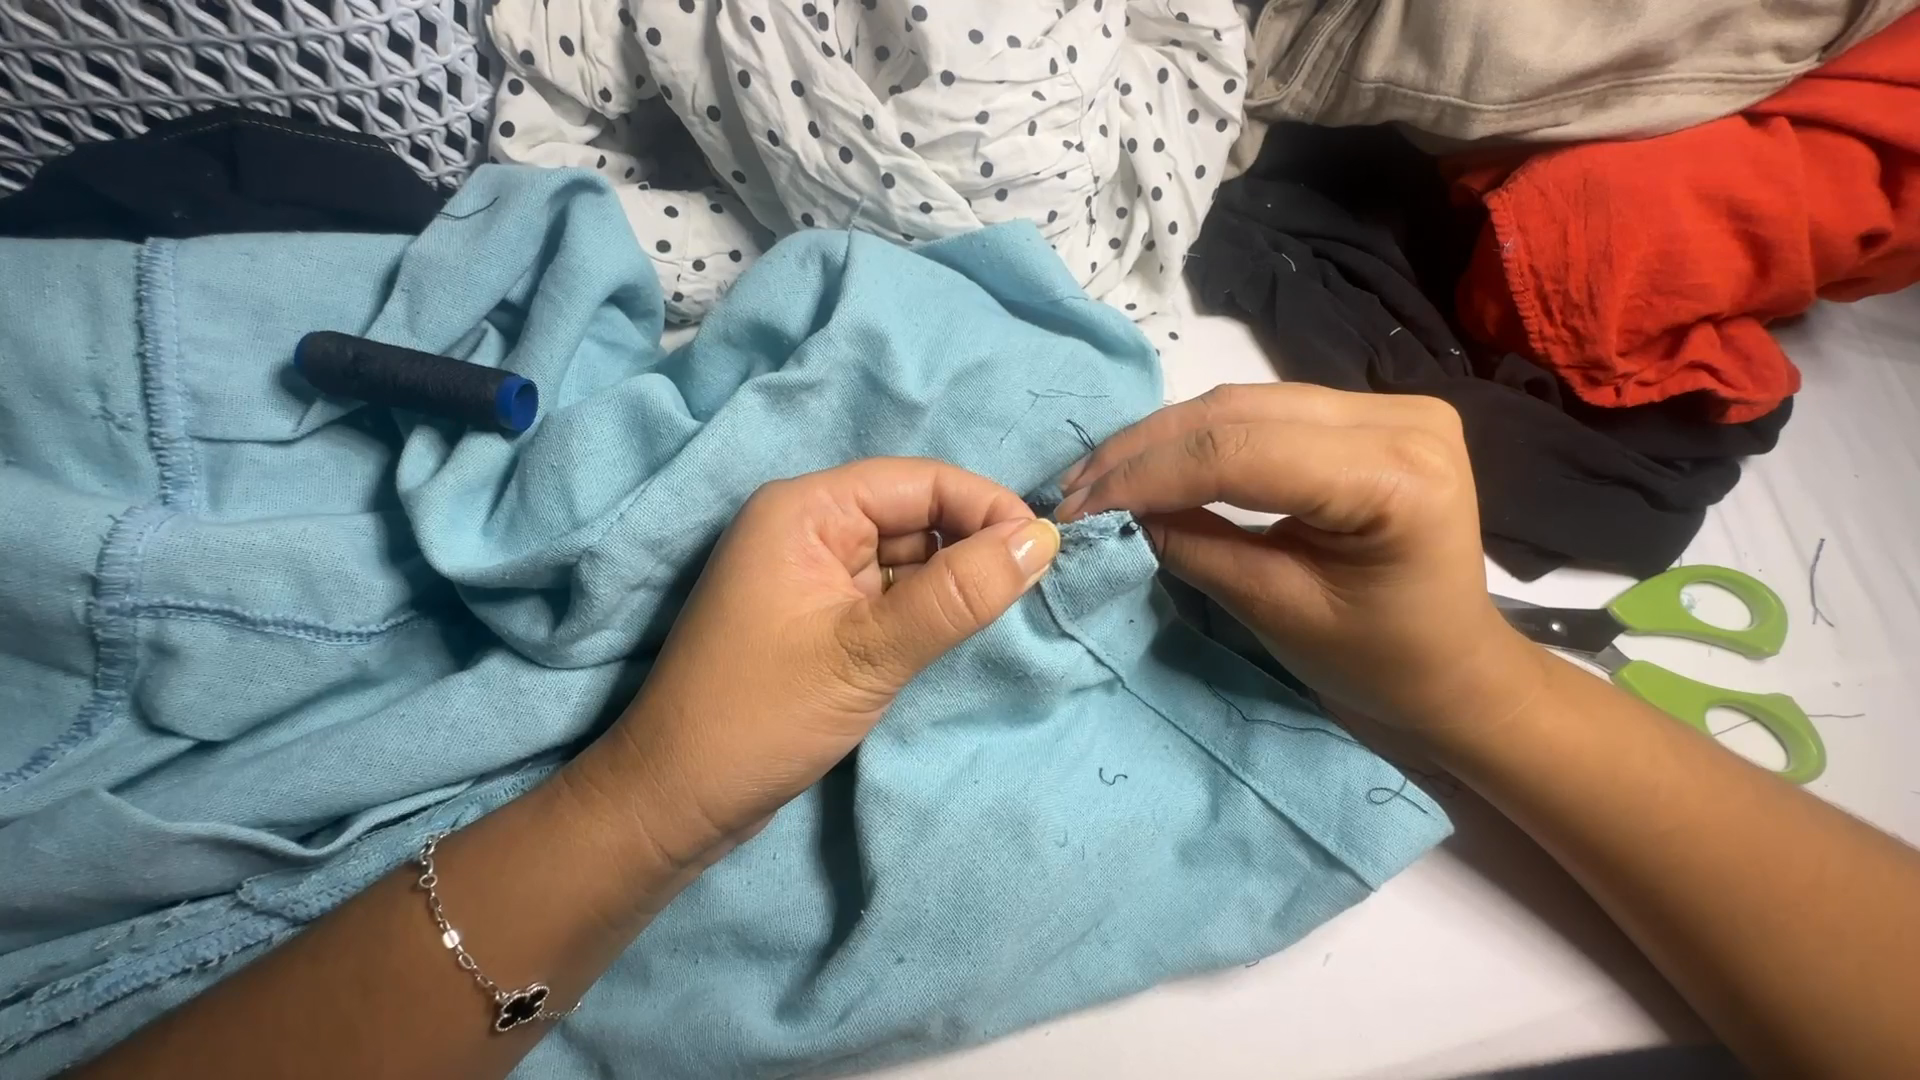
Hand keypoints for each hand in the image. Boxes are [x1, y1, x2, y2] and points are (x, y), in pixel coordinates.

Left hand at [583, 458, 1059, 867]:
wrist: (676, 802)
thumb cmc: (763, 717)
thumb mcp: (870, 652)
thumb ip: (959, 594)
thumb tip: (1042, 539)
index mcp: (807, 510)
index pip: (919, 481)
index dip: (986, 508)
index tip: (1044, 552)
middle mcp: (809, 527)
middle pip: (915, 514)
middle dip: (972, 545)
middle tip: (1028, 590)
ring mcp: (813, 573)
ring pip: (907, 556)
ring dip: (952, 579)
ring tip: (998, 613)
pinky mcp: (820, 615)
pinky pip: (889, 592)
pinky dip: (926, 607)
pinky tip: (955, 630)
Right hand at [1054, 384, 1543, 739]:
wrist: (1452, 668)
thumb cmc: (1378, 662)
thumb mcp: (1276, 610)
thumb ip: (1194, 548)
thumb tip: (1115, 514)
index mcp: (1394, 477)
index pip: (1240, 453)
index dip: (1147, 475)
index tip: (1078, 509)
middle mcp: (1399, 417)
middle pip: (1236, 413)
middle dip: (1142, 451)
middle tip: (1075, 490)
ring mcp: (1386, 406)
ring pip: (1239, 403)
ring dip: (1160, 439)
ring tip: (1098, 477)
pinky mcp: (1364, 414)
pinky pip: (1258, 413)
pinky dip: (1194, 438)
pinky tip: (1151, 460)